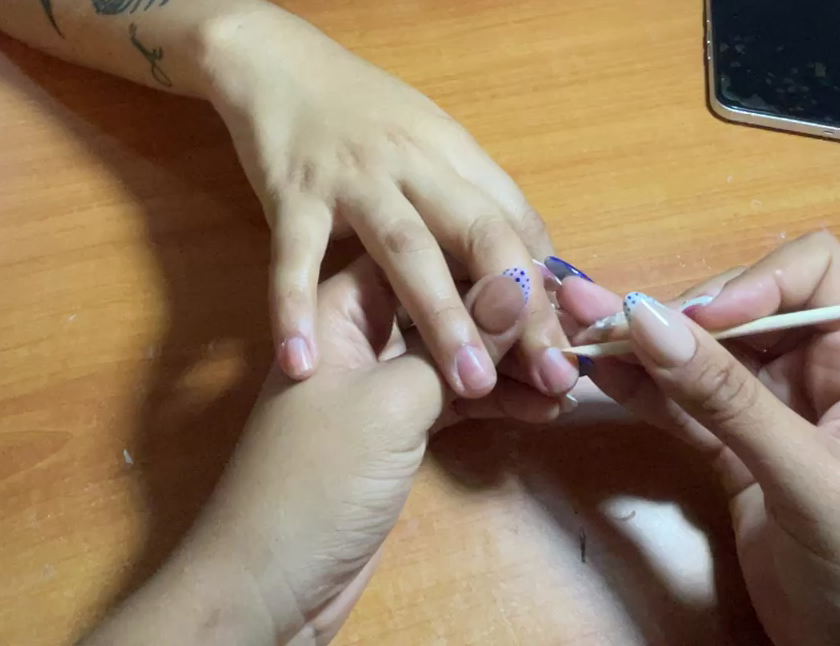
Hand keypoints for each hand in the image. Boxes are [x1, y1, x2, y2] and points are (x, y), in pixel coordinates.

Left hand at [149, 258, 534, 644]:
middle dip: (508, 322)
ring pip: (458, 353)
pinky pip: (457, 397)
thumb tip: (521, 283)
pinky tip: (543, 408)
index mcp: (348, 302)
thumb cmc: (319, 476)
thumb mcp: (391, 403)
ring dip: (510, 367)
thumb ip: (456, 342)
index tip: (550, 283)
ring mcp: (385, 378)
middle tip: (570, 341)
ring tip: (568, 381)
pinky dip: (495, 403)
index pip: (426, 256)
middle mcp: (367, 328)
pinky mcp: (401, 423)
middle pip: (448, 305)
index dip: (487, 264)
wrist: (269, 584)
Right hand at [205, 9, 579, 407]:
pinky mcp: (293, 192)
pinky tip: (301, 362)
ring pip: (407, 246)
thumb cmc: (361, 105)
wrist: (278, 63)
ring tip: (470, 385)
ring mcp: (353, 178)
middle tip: (548, 378)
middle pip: (479, 233)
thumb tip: (526, 256)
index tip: (571, 342)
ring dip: (442, 315)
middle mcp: (414, 165)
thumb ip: (470, 193)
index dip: (547, 284)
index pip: (516, 219)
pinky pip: (295, 255)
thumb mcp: (428, 137)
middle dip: (518, 307)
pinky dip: (294, 306)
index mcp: (452, 153)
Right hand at [555, 232, 839, 645]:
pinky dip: (641, 388)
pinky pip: (681, 403)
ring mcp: (771, 412)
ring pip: (700, 355)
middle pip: (740, 308)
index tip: (702, 319)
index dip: (755, 279)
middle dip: (678, 311)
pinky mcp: (734, 451)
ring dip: (643, 343)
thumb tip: (644, 316)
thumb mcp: (814, 485)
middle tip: (608, 322)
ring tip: (580, 329)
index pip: (814, 273)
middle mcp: (816, 374)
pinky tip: (599, 374)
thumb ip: (728, 400)